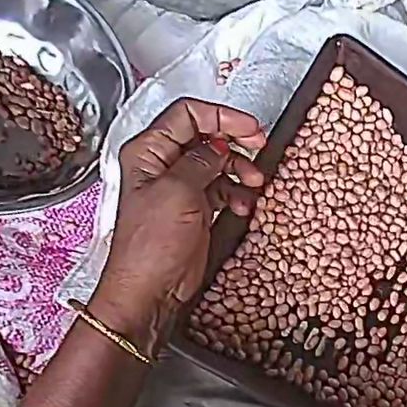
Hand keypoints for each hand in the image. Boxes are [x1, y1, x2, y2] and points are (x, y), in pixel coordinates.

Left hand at [93, 98, 266, 341]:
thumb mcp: (178, 192)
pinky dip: (236, 194)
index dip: (222, 117)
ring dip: (239, 171)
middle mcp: (163, 166)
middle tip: (258, 150)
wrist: (151, 290)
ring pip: (217, 165)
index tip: (250, 128)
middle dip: (234, 144)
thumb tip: (218, 145)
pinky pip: (221, 191)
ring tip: (253, 184)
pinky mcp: (194, 211)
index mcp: (148, 152)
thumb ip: (200, 162)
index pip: (188, 116)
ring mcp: (179, 189)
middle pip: (206, 138)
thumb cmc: (151, 246)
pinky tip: (243, 205)